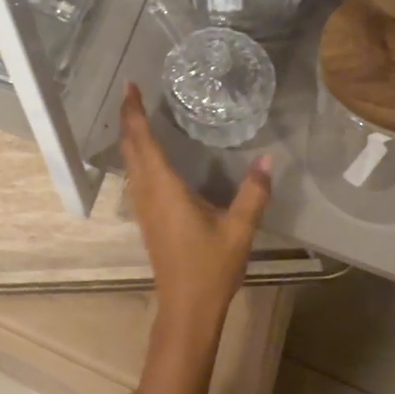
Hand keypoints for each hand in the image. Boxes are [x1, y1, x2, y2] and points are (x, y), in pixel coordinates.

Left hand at [118, 83, 271, 322]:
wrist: (186, 308)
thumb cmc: (210, 267)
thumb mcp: (238, 230)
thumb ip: (253, 194)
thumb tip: (267, 160)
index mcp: (163, 186)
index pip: (141, 139)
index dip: (133, 110)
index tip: (129, 85)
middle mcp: (146, 190)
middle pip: (129, 146)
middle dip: (128, 116)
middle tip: (132, 91)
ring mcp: (142, 205)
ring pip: (129, 160)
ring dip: (130, 135)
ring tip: (138, 113)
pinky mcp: (146, 217)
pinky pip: (134, 174)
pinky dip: (136, 154)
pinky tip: (149, 154)